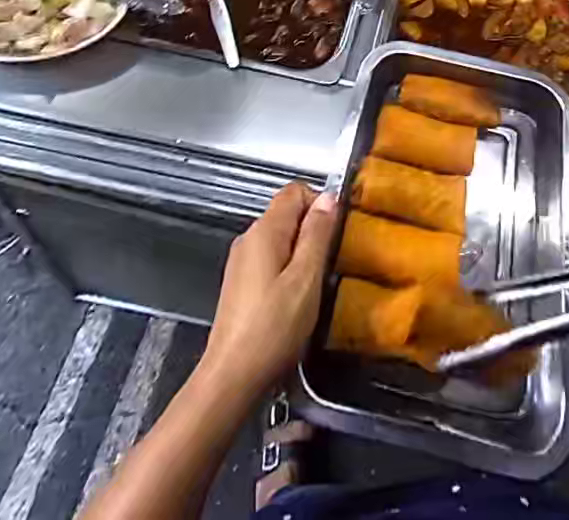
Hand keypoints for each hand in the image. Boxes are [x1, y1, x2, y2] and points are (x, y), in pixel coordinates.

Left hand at [198, 183, 338, 401]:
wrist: (232, 376)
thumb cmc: (273, 328)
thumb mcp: (306, 279)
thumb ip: (317, 235)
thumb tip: (328, 197)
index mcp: (264, 231)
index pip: (294, 190)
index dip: (319, 202)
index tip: (336, 230)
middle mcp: (249, 238)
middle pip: (287, 213)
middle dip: (314, 228)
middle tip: (331, 260)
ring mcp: (242, 261)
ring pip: (281, 237)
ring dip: (303, 251)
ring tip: (318, 282)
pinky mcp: (241, 283)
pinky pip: (271, 259)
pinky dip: (289, 268)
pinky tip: (297, 297)